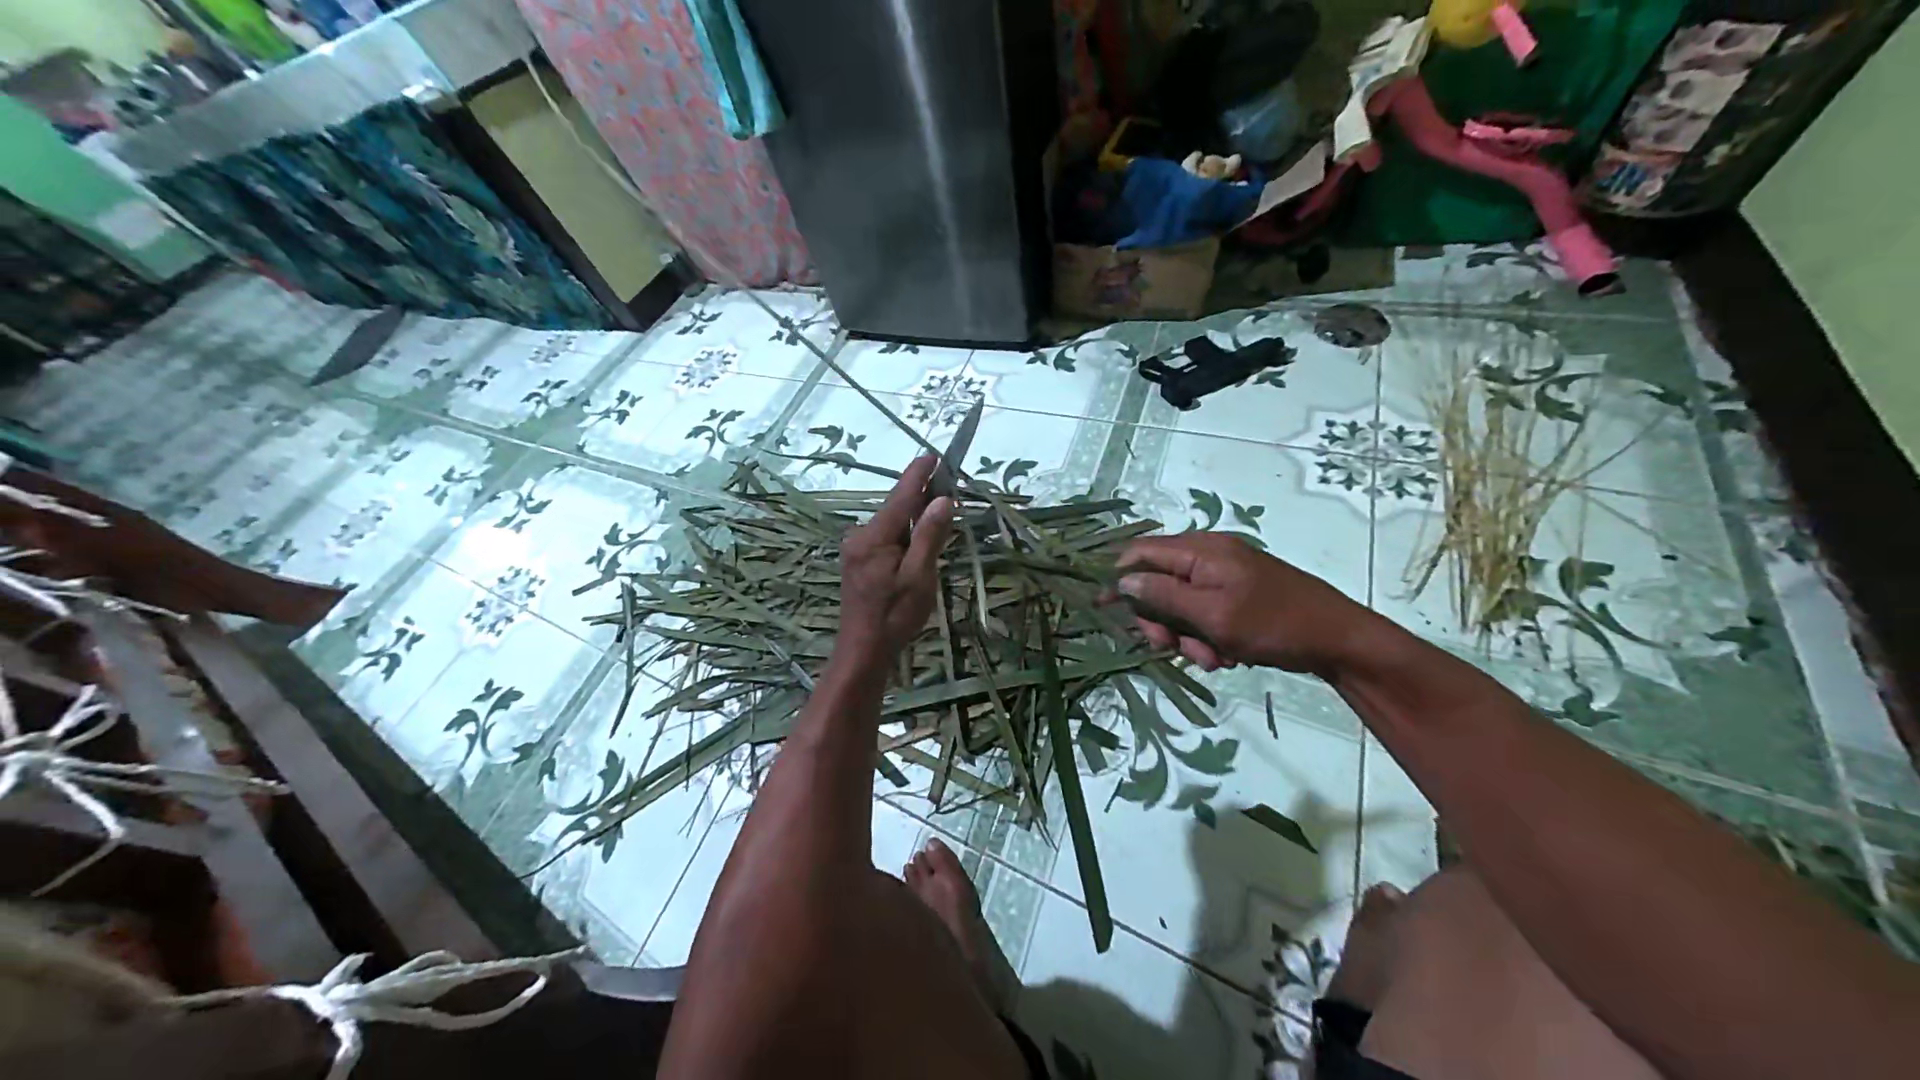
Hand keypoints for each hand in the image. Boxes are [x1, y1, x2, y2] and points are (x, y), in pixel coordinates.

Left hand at [837, 454, 953, 660]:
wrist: (863, 649)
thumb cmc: (894, 616)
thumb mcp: (919, 576)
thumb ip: (930, 536)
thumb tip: (942, 499)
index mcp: (874, 537)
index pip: (901, 496)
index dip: (918, 474)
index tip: (934, 454)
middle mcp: (860, 535)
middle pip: (897, 508)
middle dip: (922, 497)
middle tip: (950, 489)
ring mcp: (857, 548)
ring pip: (893, 524)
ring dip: (915, 518)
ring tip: (941, 517)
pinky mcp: (859, 560)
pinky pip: (886, 537)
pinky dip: (905, 534)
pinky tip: (920, 542)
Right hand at [1115, 533, 1379, 674]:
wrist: (1340, 641)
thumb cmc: (1274, 624)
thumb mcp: (1212, 614)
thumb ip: (1163, 595)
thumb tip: (1122, 581)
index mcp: (1203, 549)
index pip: (1141, 552)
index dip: (1118, 578)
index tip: (1104, 610)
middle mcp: (1210, 555)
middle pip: (1159, 582)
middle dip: (1161, 619)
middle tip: (1171, 648)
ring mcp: (1226, 574)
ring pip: (1181, 603)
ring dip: (1187, 635)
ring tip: (1212, 658)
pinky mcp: (1238, 594)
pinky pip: (1205, 612)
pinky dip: (1207, 635)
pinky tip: (1226, 655)